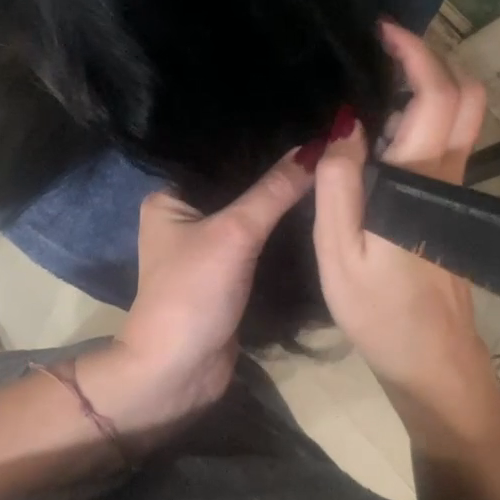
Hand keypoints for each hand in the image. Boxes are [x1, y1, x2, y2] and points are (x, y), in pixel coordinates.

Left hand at [79, 156, 311, 442]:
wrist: (177, 374)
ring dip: (283, 205)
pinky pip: (258, 244)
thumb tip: (317, 146)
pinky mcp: (227, 276)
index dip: (260, 143)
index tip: (308, 125)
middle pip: (238, 186)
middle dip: (277, 175)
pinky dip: (282, 233)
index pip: (220, 156)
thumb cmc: (192, 293)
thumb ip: (274, 191)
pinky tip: (315, 214)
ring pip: (251, 216)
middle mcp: (184, 216)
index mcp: (170, 196)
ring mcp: (207, 248)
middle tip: (328, 149)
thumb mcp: (235, 233)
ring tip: (329, 173)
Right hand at [312, 22, 492, 395]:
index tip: (383, 30)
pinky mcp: (449, 207)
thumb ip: (339, 181)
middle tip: (380, 50)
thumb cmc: (380, 310)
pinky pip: (444, 142)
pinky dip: (421, 116)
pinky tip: (377, 129)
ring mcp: (454, 191)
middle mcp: (448, 175)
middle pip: (465, 97)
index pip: (435, 95)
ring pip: (459, 119)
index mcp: (420, 179)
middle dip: (431, 60)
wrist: (434, 363)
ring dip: (427, 86)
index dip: (416, 52)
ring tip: (371, 80)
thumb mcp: (339, 249)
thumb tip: (343, 120)